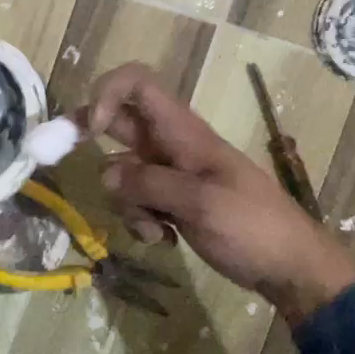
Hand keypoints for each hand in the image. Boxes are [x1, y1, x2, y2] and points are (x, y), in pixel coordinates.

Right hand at [83, 63, 354, 326]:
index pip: (137, 84)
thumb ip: (150, 184)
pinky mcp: (171, 202)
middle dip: (90, 134)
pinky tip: (166, 240)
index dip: (107, 93)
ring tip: (156, 230)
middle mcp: (170, 145)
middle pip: (117, 121)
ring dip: (127, 201)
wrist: (291, 269)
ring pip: (121, 171)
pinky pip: (136, 200)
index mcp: (182, 131)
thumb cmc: (254, 227)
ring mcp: (170, 174)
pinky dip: (141, 220)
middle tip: (63, 152)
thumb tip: (108, 175)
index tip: (92, 129)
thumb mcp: (202, 203)